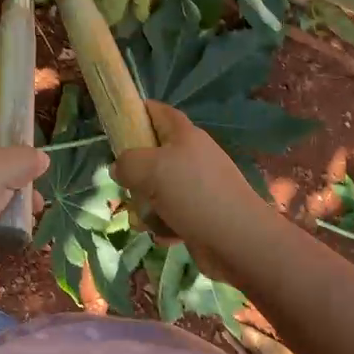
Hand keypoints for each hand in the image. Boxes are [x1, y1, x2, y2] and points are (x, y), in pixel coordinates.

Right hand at [112, 101, 271, 269]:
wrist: (238, 241)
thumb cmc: (192, 194)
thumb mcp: (148, 169)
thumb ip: (126, 163)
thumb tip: (119, 168)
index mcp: (184, 135)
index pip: (157, 111)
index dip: (136, 111)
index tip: (114, 125)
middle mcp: (193, 156)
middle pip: (155, 153)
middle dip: (135, 170)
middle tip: (123, 182)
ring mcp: (199, 186)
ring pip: (160, 187)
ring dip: (146, 203)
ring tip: (140, 218)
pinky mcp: (202, 214)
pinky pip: (172, 213)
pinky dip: (163, 223)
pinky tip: (160, 234)